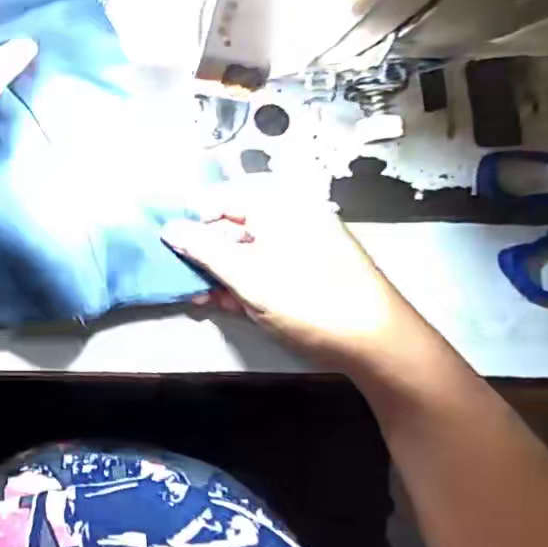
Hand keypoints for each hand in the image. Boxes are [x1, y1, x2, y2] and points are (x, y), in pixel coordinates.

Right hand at [160, 176, 439, 375]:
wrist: (379, 346)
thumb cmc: (308, 301)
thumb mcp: (246, 275)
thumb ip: (202, 248)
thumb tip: (169, 228)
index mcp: (279, 206)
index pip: (218, 199)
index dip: (190, 221)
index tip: (168, 247)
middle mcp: (291, 217)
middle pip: (231, 224)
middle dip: (203, 251)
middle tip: (182, 277)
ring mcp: (302, 244)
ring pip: (245, 249)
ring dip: (219, 271)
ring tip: (202, 296)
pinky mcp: (309, 269)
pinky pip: (265, 265)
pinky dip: (243, 281)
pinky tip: (228, 303)